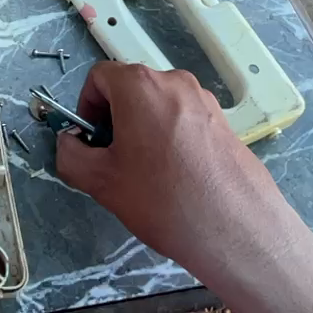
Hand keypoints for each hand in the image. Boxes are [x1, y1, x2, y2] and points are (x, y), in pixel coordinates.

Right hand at [55, 63, 312, 312]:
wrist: (243, 236)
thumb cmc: (167, 201)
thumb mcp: (101, 182)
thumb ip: (69, 154)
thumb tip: (69, 143)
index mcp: (139, 84)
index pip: (98, 77)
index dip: (86, 107)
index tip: (93, 141)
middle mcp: (173, 81)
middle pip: (129, 89)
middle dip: (116, 119)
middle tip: (117, 160)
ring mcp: (204, 100)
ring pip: (158, 105)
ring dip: (144, 129)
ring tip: (150, 174)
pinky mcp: (226, 123)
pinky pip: (185, 119)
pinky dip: (173, 138)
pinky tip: (181, 179)